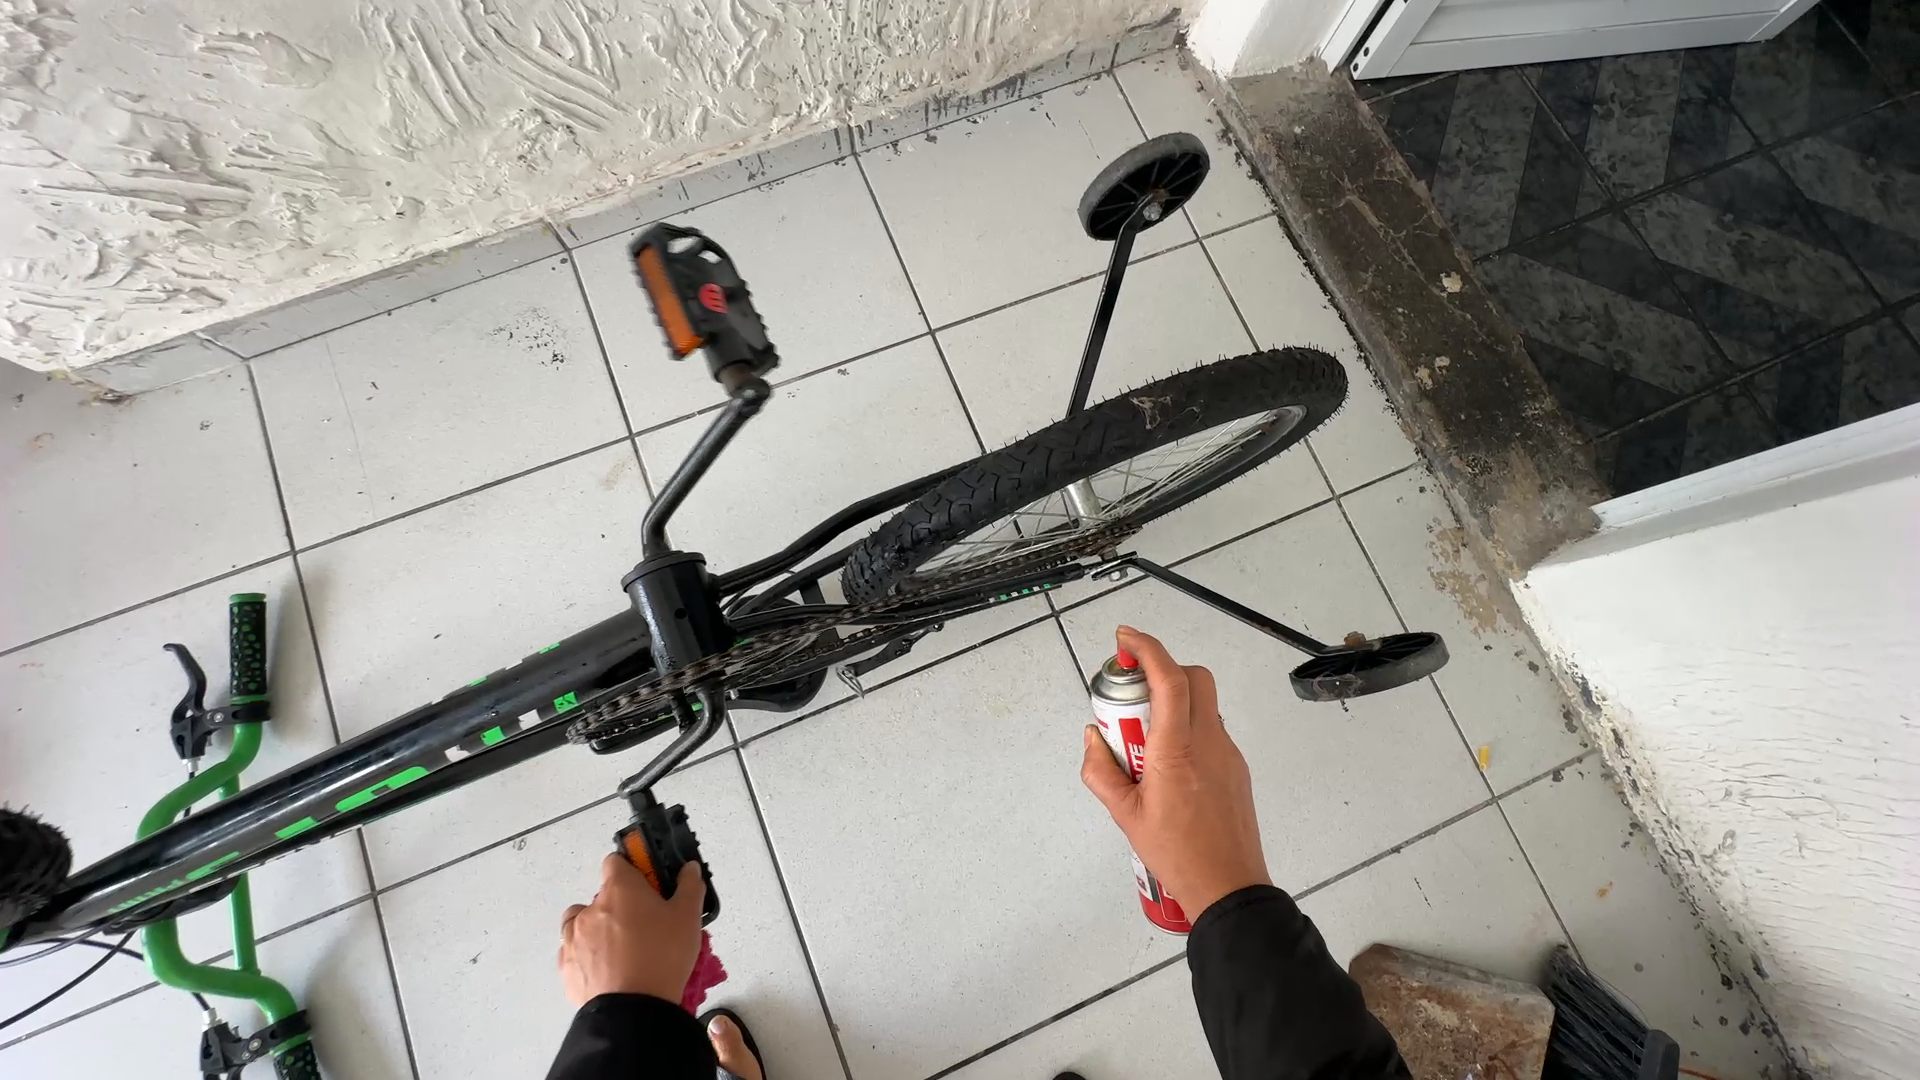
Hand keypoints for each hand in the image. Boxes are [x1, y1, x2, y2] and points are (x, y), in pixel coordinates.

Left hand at [558, 853, 705, 1005]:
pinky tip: (607, 966)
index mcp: (619, 888)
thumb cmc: (662, 955)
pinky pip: (573, 951)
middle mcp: (590, 909)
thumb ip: (690, 885)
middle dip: (620, 902)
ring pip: (581, 922)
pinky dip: (586, 953)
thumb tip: (688, 869)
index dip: (632, 868)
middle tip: (645, 921)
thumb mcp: (688, 915)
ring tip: (620, 946)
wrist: (633, 1010)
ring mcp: (573, 939)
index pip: (615, 861)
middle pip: (602, 894)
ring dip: (596, 927)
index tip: (647, 882)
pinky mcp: (565, 969)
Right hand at [1080, 625, 1271, 919]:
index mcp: (1176, 750)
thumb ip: (1100, 770)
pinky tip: (1169, 763)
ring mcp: (1228, 753)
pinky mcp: (1237, 767)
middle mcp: (1207, 742)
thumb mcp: (1124, 814)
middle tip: (1134, 691)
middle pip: (1194, 677)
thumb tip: (1093, 736)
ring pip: (1204, 702)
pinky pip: (1210, 728)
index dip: (1147, 649)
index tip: (1124, 639)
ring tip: (1146, 737)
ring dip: (1175, 699)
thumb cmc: (1175, 853)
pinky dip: (1187, 725)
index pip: (1169, 680)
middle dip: (1163, 668)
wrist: (1230, 889)